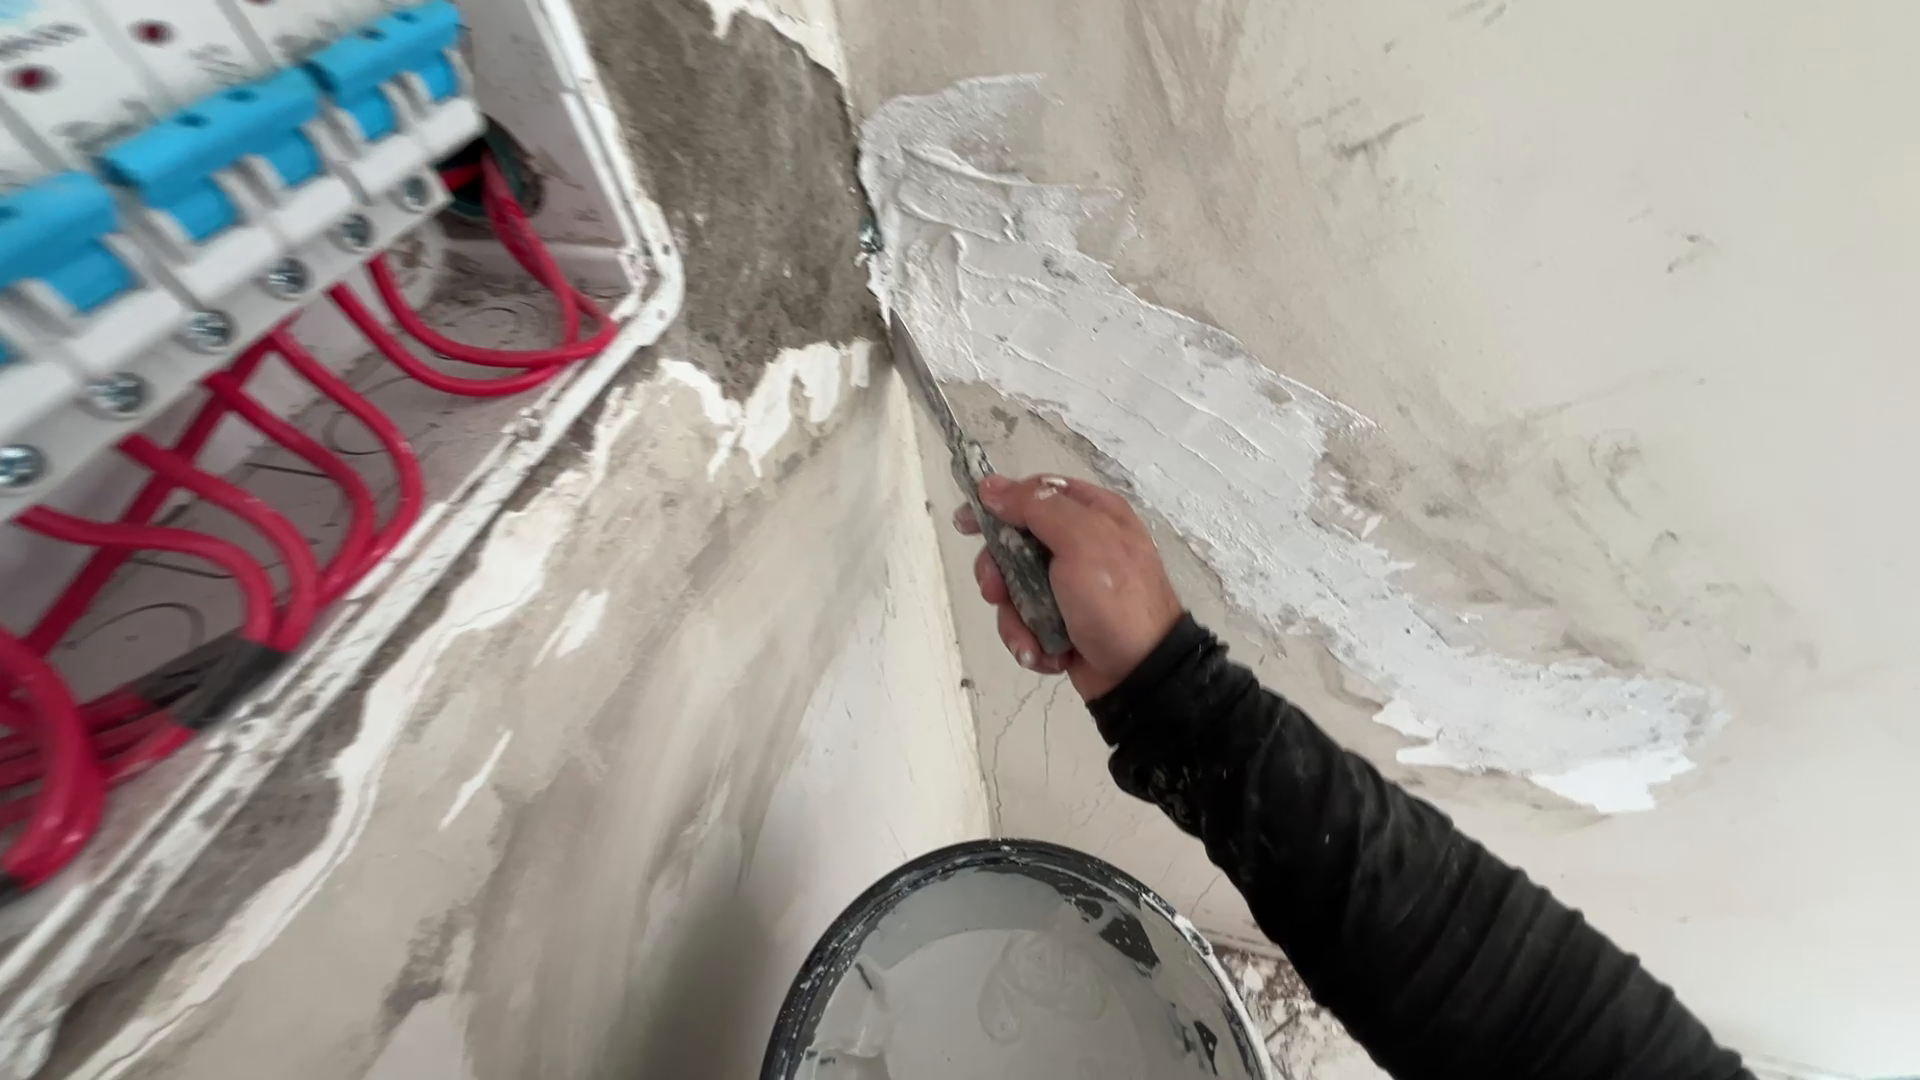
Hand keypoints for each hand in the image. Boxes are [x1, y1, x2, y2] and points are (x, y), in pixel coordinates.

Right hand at [954, 474, 1183, 699]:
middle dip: (999, 574)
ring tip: (1031, 640)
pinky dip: (1029, 640)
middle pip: (1013, 545)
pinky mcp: (1060, 622)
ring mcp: (1069, 587)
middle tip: (995, 592)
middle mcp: (1079, 545)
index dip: (998, 505)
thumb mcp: (1081, 541)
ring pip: (1013, 589)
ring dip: (1014, 618)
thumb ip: (1036, 508)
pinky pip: (1025, 621)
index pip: (1034, 494)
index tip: (967, 524)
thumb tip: (990, 487)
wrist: (1141, 674)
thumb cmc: (1114, 600)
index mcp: (1092, 514)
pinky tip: (1044, 652)